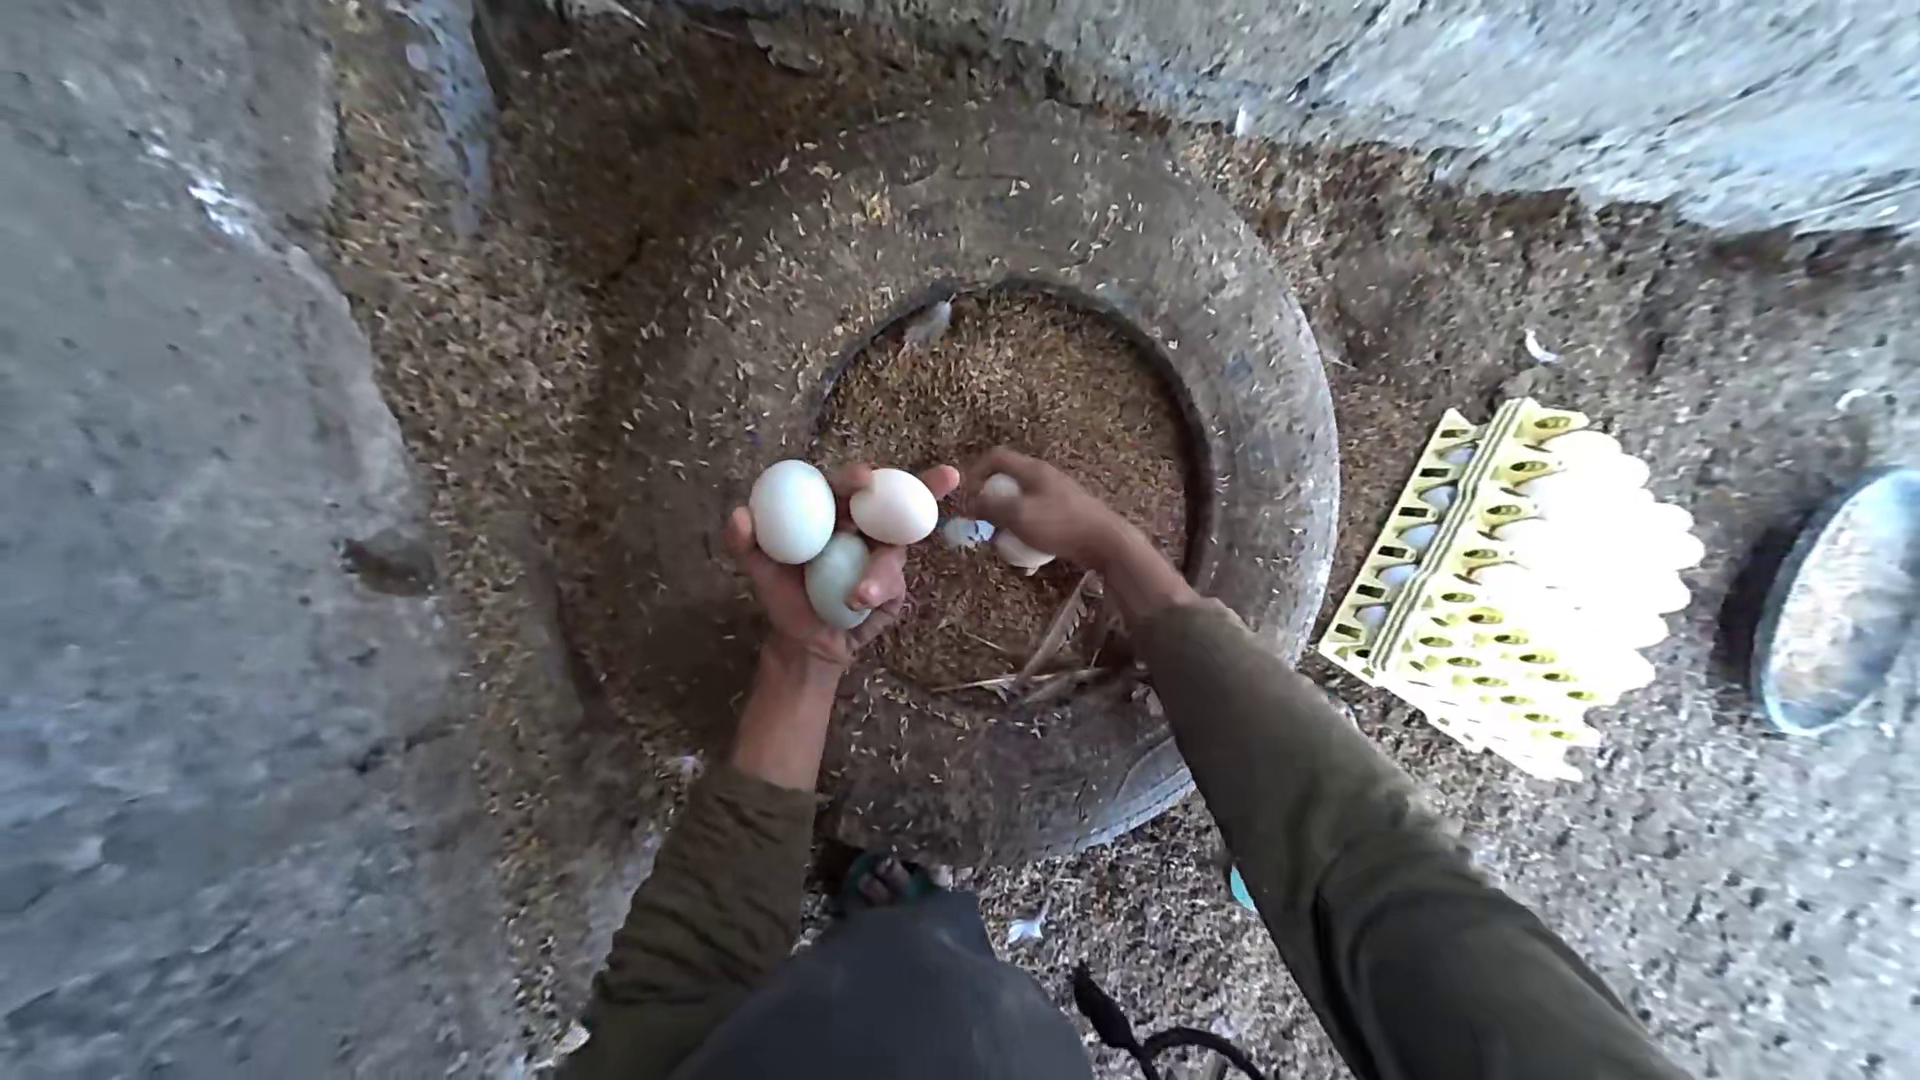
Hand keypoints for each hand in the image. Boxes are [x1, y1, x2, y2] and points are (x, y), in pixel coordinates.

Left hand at [726, 463, 961, 668]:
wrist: (801, 642)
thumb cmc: (783, 594)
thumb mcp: (757, 566)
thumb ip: (743, 540)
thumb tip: (741, 515)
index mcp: (834, 513)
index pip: (848, 487)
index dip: (858, 478)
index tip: (864, 477)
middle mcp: (865, 530)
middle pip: (897, 502)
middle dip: (926, 486)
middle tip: (944, 478)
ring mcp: (884, 557)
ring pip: (897, 550)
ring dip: (882, 569)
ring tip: (859, 597)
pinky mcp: (895, 588)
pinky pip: (894, 584)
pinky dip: (878, 591)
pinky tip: (859, 604)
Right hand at [966, 447, 1130, 569]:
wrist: (1106, 542)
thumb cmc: (1060, 524)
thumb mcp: (1018, 514)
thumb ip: (990, 506)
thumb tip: (971, 502)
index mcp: (1032, 470)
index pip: (995, 458)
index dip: (975, 473)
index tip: (967, 497)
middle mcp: (1043, 478)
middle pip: (1006, 484)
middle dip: (990, 506)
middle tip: (983, 526)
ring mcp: (1055, 497)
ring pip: (1019, 506)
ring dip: (1007, 526)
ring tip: (1004, 545)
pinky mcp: (1064, 516)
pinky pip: (1035, 522)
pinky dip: (1026, 537)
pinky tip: (1027, 560)